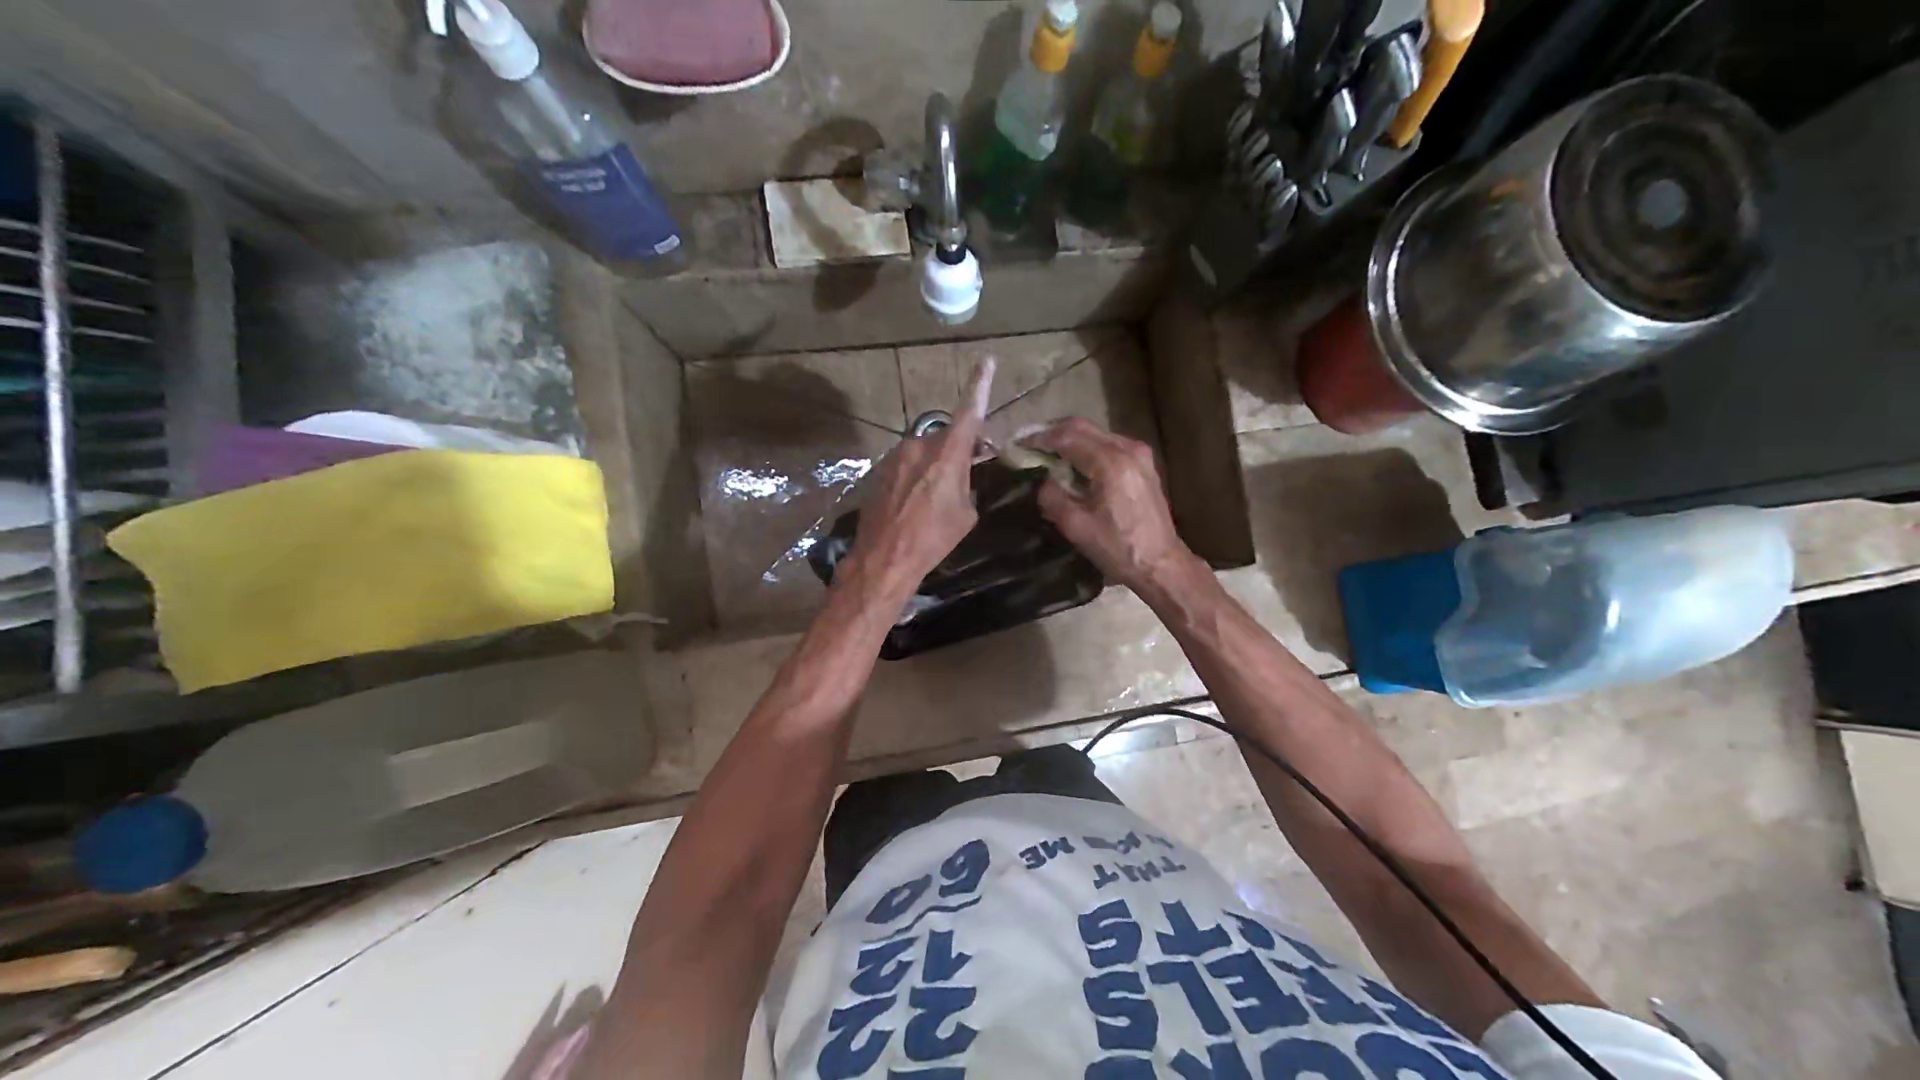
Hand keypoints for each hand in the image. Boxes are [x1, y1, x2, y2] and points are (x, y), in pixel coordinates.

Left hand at [844, 361, 994, 593]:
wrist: (884, 557)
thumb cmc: (932, 539)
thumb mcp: (965, 513)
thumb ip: (966, 484)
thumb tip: (960, 478)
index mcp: (947, 454)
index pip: (969, 411)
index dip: (981, 385)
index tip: (988, 361)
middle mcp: (919, 446)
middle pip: (947, 438)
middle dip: (960, 449)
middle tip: (971, 468)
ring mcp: (895, 457)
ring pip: (925, 453)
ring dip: (935, 465)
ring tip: (936, 498)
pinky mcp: (879, 470)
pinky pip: (906, 465)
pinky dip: (916, 476)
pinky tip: (915, 503)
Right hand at [1026, 417, 1194, 590]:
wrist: (1160, 563)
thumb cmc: (1117, 548)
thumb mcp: (1075, 526)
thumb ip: (1052, 496)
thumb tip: (1044, 480)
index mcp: (1110, 462)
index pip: (1067, 436)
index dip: (1040, 438)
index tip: (1020, 443)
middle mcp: (1127, 449)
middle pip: (1083, 427)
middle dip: (1053, 432)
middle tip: (1030, 442)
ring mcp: (1139, 453)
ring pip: (1096, 433)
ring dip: (1070, 438)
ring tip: (1048, 452)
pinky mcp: (1144, 463)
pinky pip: (1109, 443)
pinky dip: (1088, 446)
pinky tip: (1075, 462)